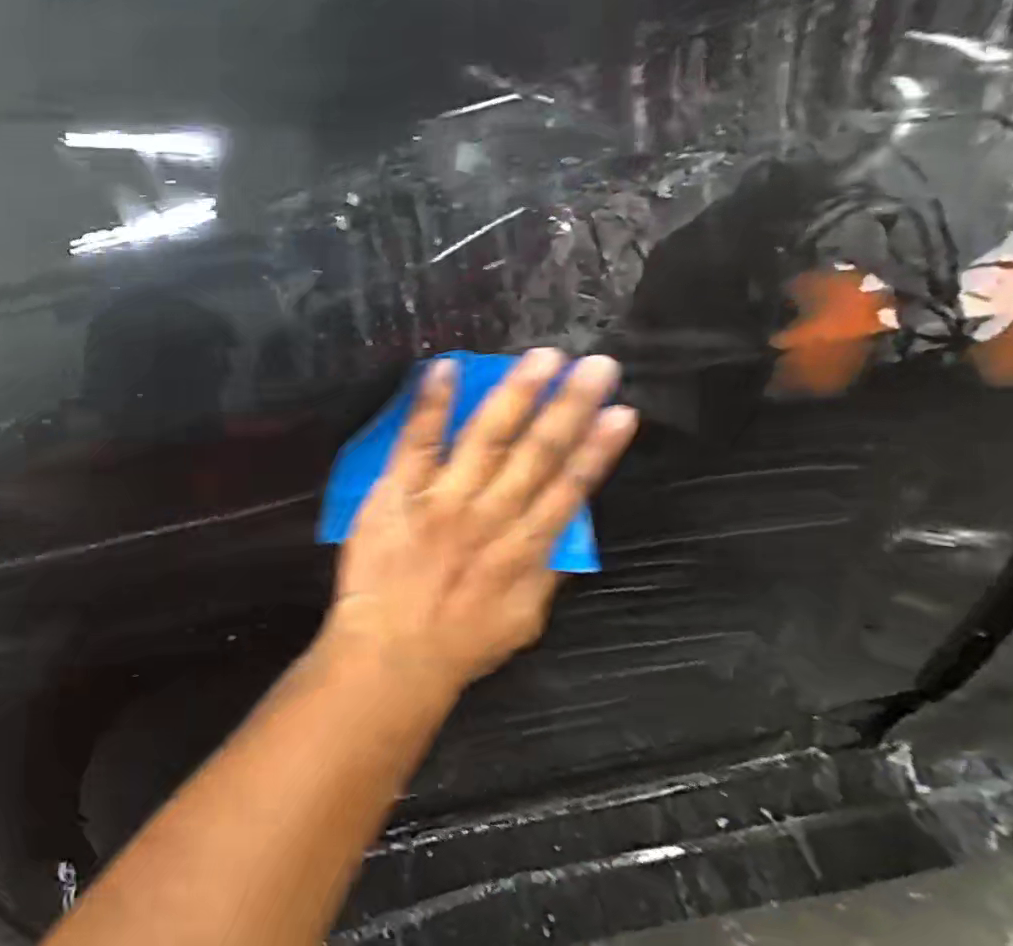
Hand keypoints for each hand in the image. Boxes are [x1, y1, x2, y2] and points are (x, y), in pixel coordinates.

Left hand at [322, 350, 636, 699]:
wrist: (390, 653)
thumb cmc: (456, 644)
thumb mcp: (522, 620)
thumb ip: (543, 574)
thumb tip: (560, 537)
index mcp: (526, 550)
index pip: (570, 488)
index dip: (598, 449)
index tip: (622, 412)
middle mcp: (491, 517)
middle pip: (539, 453)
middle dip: (570, 406)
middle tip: (597, 364)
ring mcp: (444, 501)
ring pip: (488, 439)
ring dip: (517, 395)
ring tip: (543, 358)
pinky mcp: (398, 493)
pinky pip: (417, 442)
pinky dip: (431, 405)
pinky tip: (443, 368)